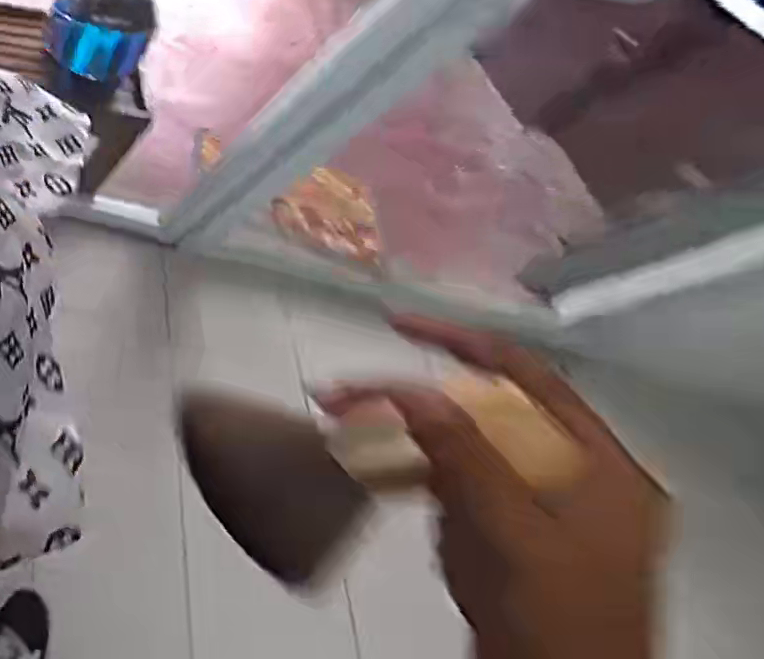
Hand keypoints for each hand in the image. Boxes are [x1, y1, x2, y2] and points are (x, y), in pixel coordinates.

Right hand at [316, 316, 667, 658]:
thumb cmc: (551, 609)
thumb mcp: (507, 526)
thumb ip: (461, 449)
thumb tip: (406, 387)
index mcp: (598, 465)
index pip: (527, 376)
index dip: (461, 340)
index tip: (395, 324)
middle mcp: (567, 469)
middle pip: (477, 404)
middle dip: (401, 393)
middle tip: (340, 393)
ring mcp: (531, 493)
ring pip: (451, 433)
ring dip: (391, 422)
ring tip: (335, 419)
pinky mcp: (497, 514)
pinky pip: (442, 466)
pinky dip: (400, 455)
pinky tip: (363, 458)